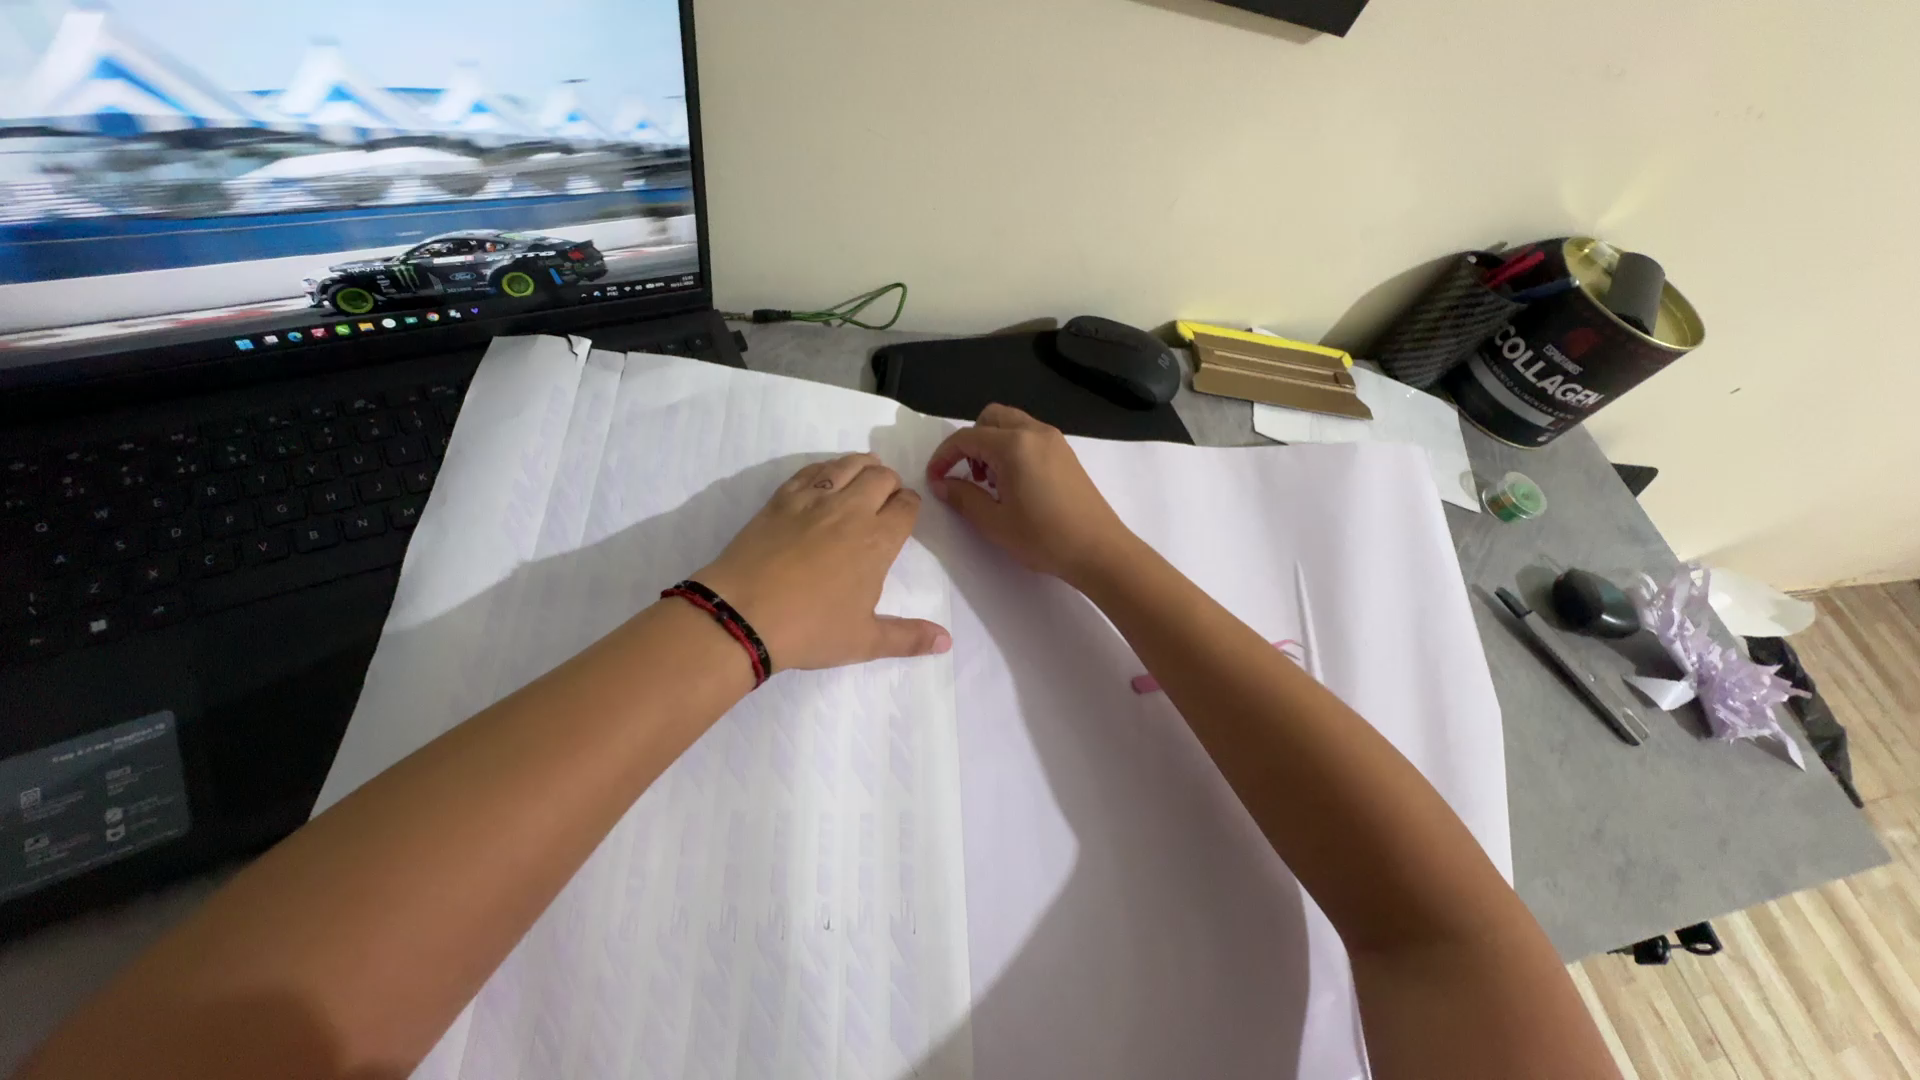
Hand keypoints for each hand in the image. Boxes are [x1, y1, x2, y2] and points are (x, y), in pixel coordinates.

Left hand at [693, 453, 950, 672]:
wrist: (742, 614)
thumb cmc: (810, 630)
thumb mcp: (864, 641)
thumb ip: (908, 637)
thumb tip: (947, 641)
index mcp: (878, 541)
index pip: (907, 505)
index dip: (910, 506)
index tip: (905, 515)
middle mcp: (851, 510)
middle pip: (882, 476)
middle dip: (890, 483)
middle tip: (885, 500)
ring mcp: (813, 499)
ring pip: (848, 464)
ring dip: (862, 467)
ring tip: (863, 479)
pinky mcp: (781, 498)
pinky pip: (811, 469)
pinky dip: (826, 468)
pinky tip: (826, 479)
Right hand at [925, 405, 1137, 585]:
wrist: (1099, 550)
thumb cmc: (1044, 538)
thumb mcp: (995, 522)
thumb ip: (963, 497)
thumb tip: (941, 484)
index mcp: (1014, 445)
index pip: (967, 438)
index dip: (944, 457)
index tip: (934, 480)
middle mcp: (1035, 432)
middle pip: (990, 418)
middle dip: (970, 442)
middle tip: (967, 476)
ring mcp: (1054, 440)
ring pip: (1011, 424)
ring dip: (991, 444)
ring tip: (990, 483)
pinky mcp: (1066, 453)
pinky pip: (1029, 436)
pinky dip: (1012, 448)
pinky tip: (1014, 484)